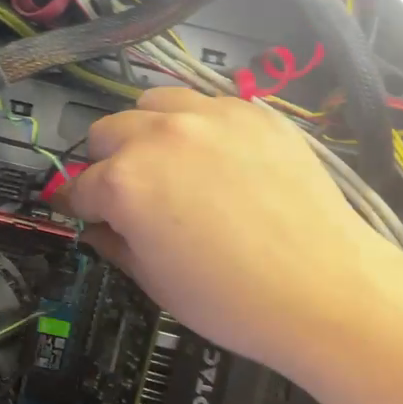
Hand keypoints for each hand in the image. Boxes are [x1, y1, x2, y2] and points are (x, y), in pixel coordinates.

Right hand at [53, 88, 402, 373]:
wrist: (325, 290)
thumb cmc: (230, 299)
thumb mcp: (154, 281)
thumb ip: (114, 244)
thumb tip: (98, 228)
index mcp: (125, 182)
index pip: (79, 186)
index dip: (77, 207)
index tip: (83, 215)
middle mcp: (160, 136)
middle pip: (106, 131)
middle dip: (106, 163)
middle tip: (127, 195)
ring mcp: (210, 116)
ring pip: (153, 104)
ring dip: (146, 132)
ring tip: (167, 165)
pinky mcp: (254, 113)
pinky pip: (206, 104)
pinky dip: (196, 127)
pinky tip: (216, 162)